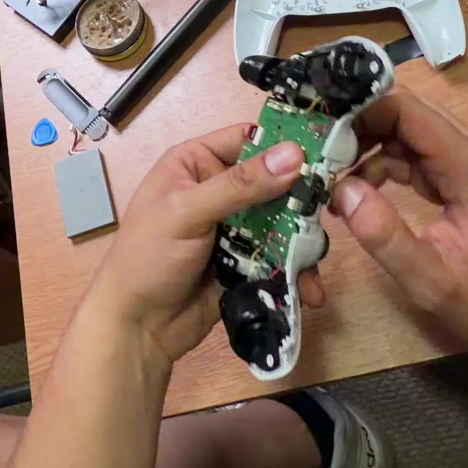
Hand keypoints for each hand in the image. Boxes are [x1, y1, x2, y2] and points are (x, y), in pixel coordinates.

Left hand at [80, 123, 308, 366]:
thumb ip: (239, 185)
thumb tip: (292, 154)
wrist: (138, 327)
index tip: (325, 156)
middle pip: (272, 183)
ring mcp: (233, 227)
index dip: (282, 145)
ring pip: (281, 223)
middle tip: (329, 217)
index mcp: (195, 162)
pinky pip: (279, 257)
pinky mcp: (246, 262)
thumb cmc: (149, 256)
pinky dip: (295, 271)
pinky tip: (310, 291)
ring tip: (316, 264)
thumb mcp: (188, 212)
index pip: (246, 140)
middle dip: (300, 202)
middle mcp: (217, 189)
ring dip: (301, 242)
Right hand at [330, 89, 467, 370]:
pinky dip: (387, 162)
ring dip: (370, 144)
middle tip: (319, 153)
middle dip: (358, 125)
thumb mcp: (433, 284)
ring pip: (411, 129)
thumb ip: (384, 236)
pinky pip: (420, 151)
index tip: (321, 134)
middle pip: (407, 111)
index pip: (407, 109)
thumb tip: (341, 190)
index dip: (360, 112)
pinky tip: (362, 190)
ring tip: (332, 174)